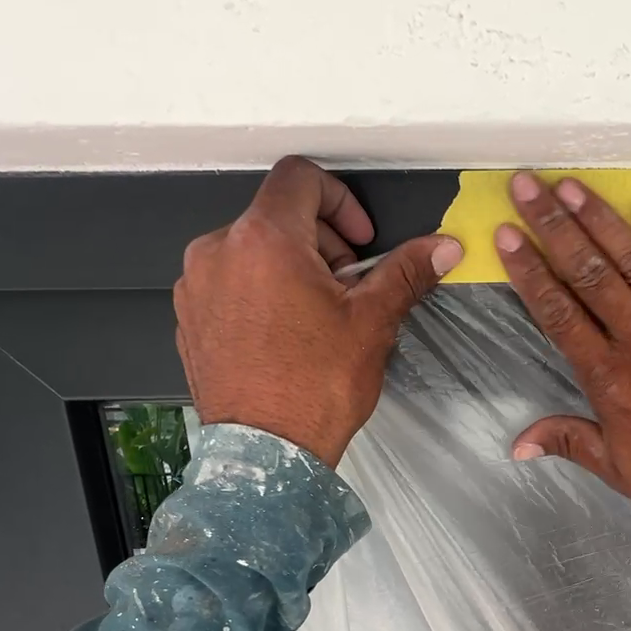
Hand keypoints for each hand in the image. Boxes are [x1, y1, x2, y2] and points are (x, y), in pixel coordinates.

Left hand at [174, 156, 463, 467]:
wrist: (267, 452)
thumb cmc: (317, 387)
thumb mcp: (372, 323)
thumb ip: (405, 273)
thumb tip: (443, 247)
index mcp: (264, 239)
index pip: (300, 178)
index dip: (341, 199)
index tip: (361, 241)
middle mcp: (217, 250)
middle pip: (276, 216)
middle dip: (320, 242)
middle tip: (348, 288)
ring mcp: (196, 285)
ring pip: (251, 251)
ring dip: (290, 268)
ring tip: (317, 316)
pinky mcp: (188, 317)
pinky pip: (229, 284)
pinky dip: (261, 293)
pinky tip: (286, 335)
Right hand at [497, 173, 630, 524]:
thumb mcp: (618, 469)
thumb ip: (568, 442)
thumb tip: (517, 444)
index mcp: (612, 379)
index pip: (560, 314)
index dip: (530, 271)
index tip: (507, 236)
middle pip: (591, 274)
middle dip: (554, 226)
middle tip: (527, 186)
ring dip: (602, 221)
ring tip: (572, 186)